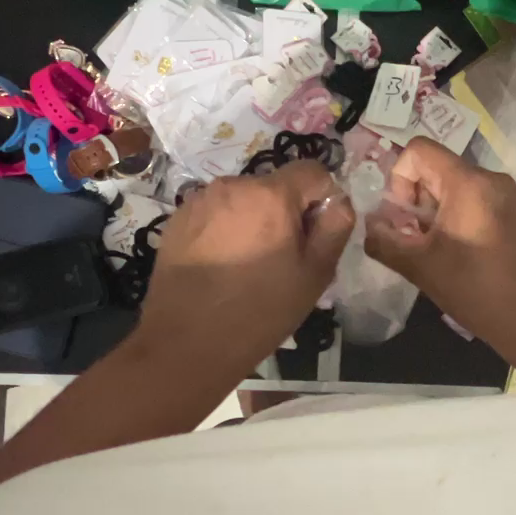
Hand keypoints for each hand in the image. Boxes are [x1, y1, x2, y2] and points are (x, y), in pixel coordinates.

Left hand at [136, 160, 354, 374]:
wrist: (187, 343)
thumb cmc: (261, 310)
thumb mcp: (316, 274)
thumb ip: (336, 227)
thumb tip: (338, 201)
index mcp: (271, 194)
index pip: (313, 171)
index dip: (324, 198)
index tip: (316, 235)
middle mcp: (232, 185)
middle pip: (276, 186)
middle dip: (287, 213)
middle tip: (285, 258)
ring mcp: (199, 201)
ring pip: (245, 200)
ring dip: (256, 221)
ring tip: (250, 265)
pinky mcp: (177, 220)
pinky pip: (217, 214)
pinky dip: (228, 230)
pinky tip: (223, 267)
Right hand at [363, 137, 515, 354]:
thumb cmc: (475, 290)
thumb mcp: (420, 267)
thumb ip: (385, 240)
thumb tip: (371, 224)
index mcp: (469, 183)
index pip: (419, 150)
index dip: (399, 178)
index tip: (403, 217)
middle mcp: (493, 179)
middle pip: (439, 169)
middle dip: (419, 201)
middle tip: (417, 240)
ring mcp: (511, 196)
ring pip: (459, 187)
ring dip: (439, 213)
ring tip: (440, 251)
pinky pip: (481, 202)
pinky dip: (463, 219)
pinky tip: (466, 256)